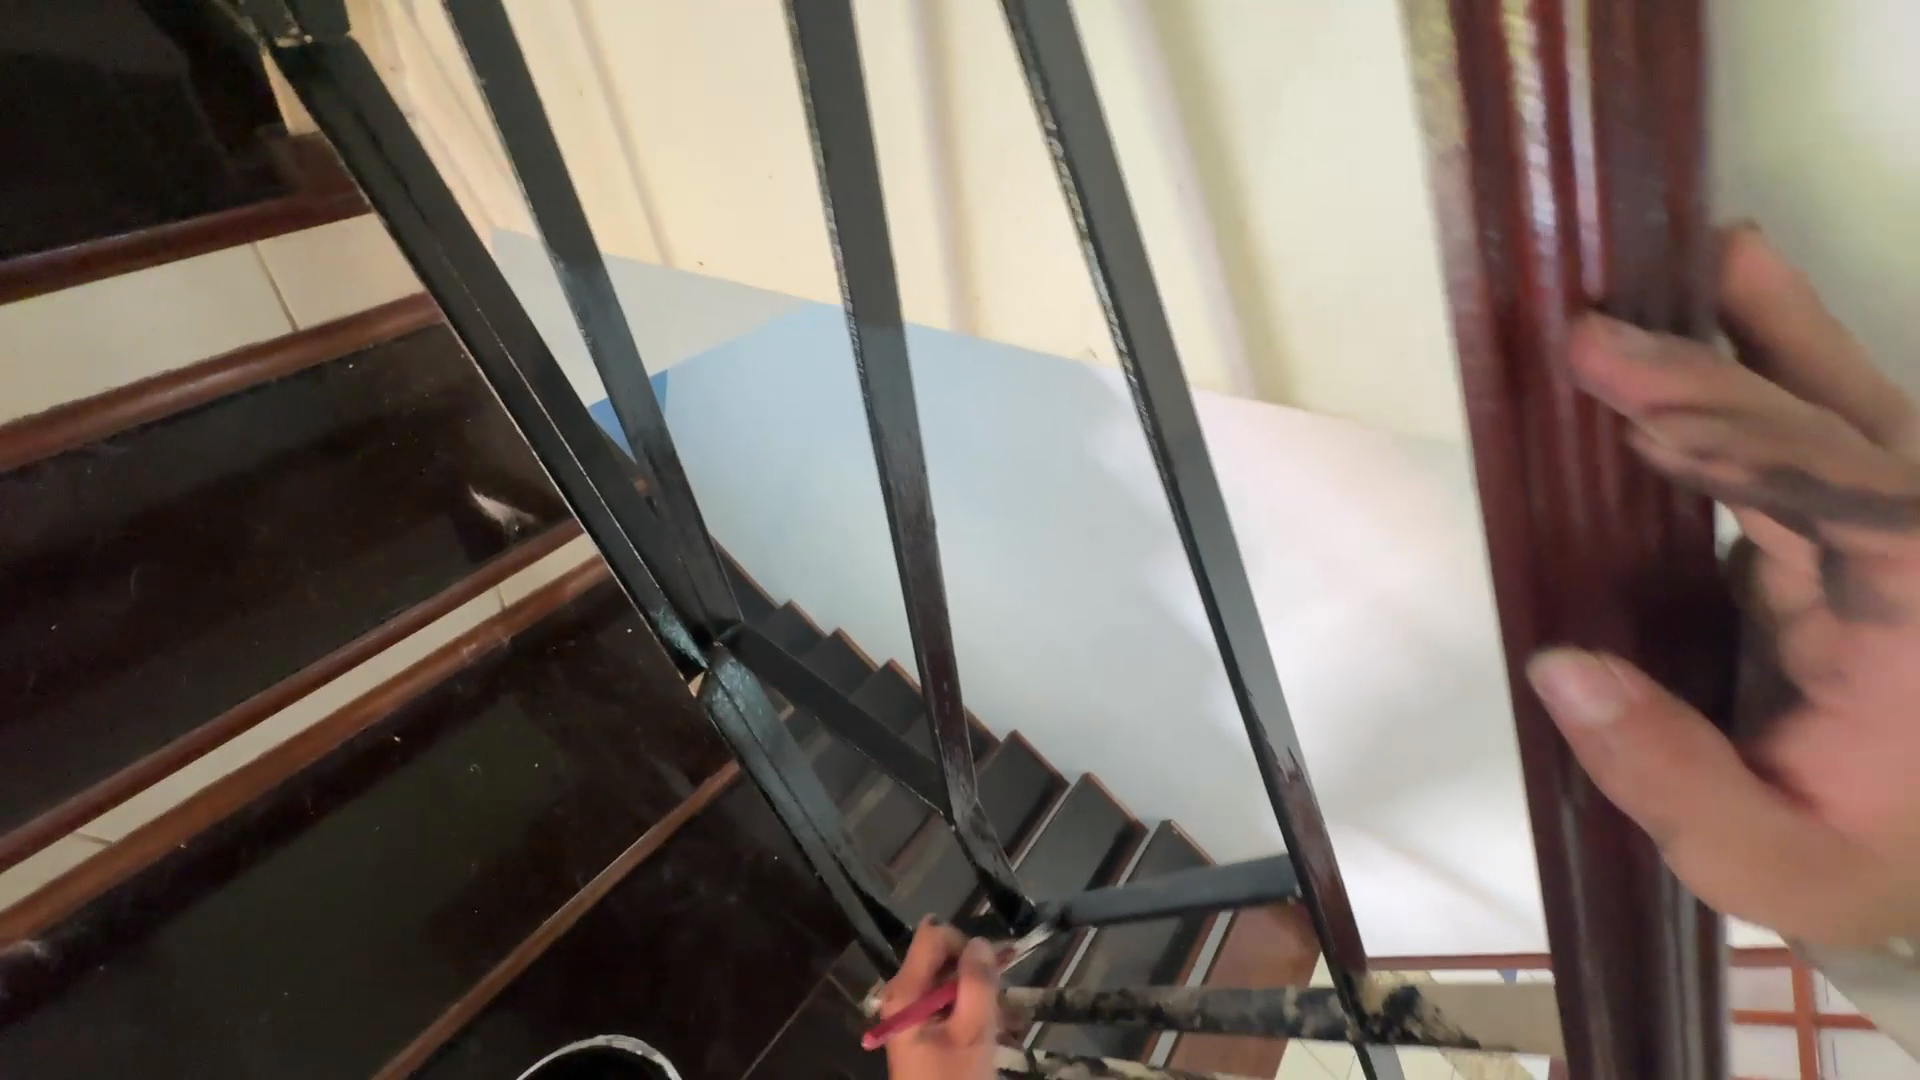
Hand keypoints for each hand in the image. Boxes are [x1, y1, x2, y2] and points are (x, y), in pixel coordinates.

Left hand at [879, 919, 999, 1079]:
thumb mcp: (972, 1032)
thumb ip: (977, 982)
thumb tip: (981, 942)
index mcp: (906, 990)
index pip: (933, 936)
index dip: (962, 944)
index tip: (987, 973)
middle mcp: (903, 993)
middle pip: (940, 957)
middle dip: (972, 971)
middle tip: (997, 1001)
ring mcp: (911, 1012)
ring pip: (947, 980)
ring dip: (975, 992)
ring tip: (1000, 1018)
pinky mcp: (922, 1030)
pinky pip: (947, 1002)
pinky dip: (969, 1009)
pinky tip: (990, 1030)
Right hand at [1528, 225, 1919, 946]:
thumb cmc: (1865, 860)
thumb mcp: (1767, 865)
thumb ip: (1672, 779)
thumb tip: (1559, 666)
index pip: (1831, 497)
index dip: (1723, 431)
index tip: (1610, 375)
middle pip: (1836, 432)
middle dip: (1711, 376)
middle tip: (1597, 327)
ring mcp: (1905, 533)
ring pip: (1848, 409)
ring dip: (1767, 333)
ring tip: (1705, 259)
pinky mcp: (1865, 530)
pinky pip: (1827, 428)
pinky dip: (1777, 362)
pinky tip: (1732, 309)